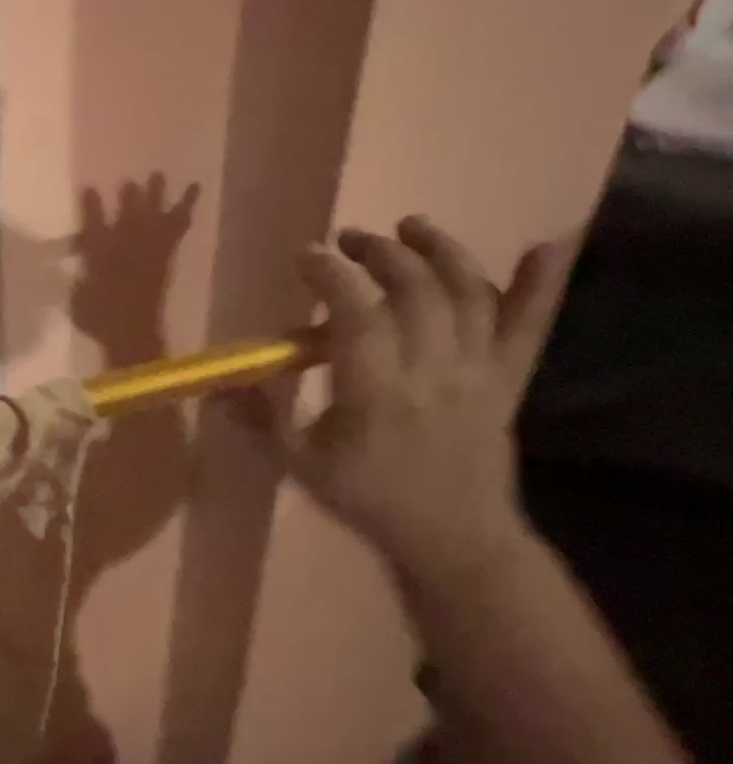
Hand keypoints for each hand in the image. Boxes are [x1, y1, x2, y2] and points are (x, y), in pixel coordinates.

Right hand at [70, 174, 200, 362]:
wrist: (133, 333)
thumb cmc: (98, 318)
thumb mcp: (78, 297)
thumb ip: (77, 276)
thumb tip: (78, 263)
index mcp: (99, 255)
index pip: (93, 223)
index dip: (91, 205)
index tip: (89, 187)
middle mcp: (126, 246)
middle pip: (127, 215)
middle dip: (128, 198)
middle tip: (128, 180)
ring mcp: (149, 248)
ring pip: (153, 215)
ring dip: (155, 195)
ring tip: (158, 174)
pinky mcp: (166, 253)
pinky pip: (177, 225)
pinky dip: (186, 205)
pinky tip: (193, 188)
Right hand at [228, 217, 574, 583]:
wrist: (453, 536)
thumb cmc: (367, 498)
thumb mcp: (298, 464)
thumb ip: (261, 419)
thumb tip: (216, 387)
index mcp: (376, 392)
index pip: (357, 313)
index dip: (331, 276)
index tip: (306, 256)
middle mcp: (432, 372)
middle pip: (414, 291)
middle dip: (380, 253)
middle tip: (349, 240)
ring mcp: (476, 372)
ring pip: (468, 295)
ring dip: (440, 252)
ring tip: (410, 226)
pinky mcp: (507, 380)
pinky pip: (529, 327)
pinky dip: (541, 285)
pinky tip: (547, 245)